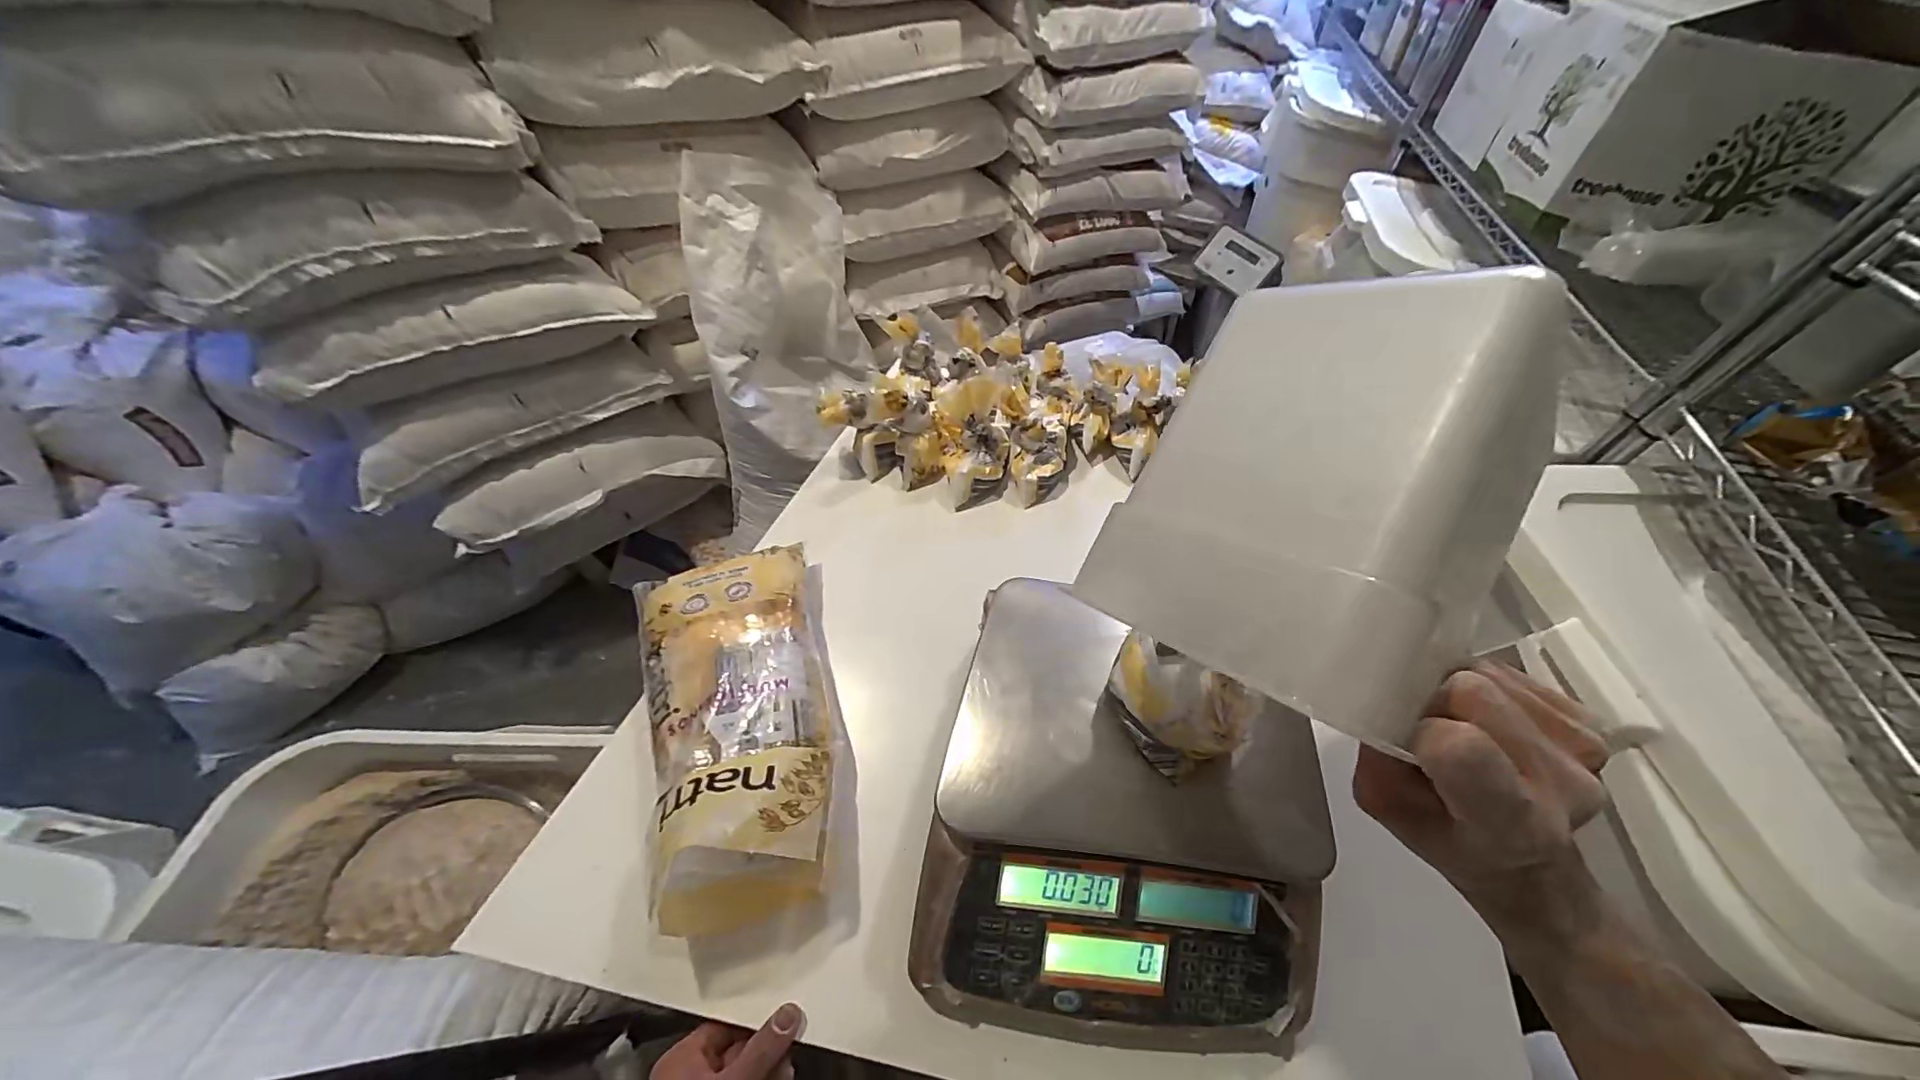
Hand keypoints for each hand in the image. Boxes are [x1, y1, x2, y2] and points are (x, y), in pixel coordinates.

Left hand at [651, 1004, 804, 1079]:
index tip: (783, 1022)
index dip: (756, 1023)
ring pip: (742, 1075)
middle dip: (767, 1053)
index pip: (724, 1027)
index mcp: (681, 1061)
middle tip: (789, 1050)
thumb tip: (787, 1017)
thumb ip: (762, 1048)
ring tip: (785, 1072)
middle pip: (736, 1053)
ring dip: (768, 1072)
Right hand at [1354, 662, 1610, 932]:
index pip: (1463, 748)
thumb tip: (1384, 702)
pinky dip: (1483, 687)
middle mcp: (1560, 785)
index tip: (1408, 742)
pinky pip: (1510, 675)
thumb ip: (1379, 756)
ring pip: (1487, 675)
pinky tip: (1485, 721)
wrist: (1529, 861)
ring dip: (1455, 692)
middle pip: (1471, 692)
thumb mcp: (1385, 805)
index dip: (1423, 731)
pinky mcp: (1587, 723)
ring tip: (1457, 725)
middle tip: (1425, 728)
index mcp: (1507, 822)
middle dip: (1432, 700)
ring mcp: (1582, 751)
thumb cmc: (1449, 837)